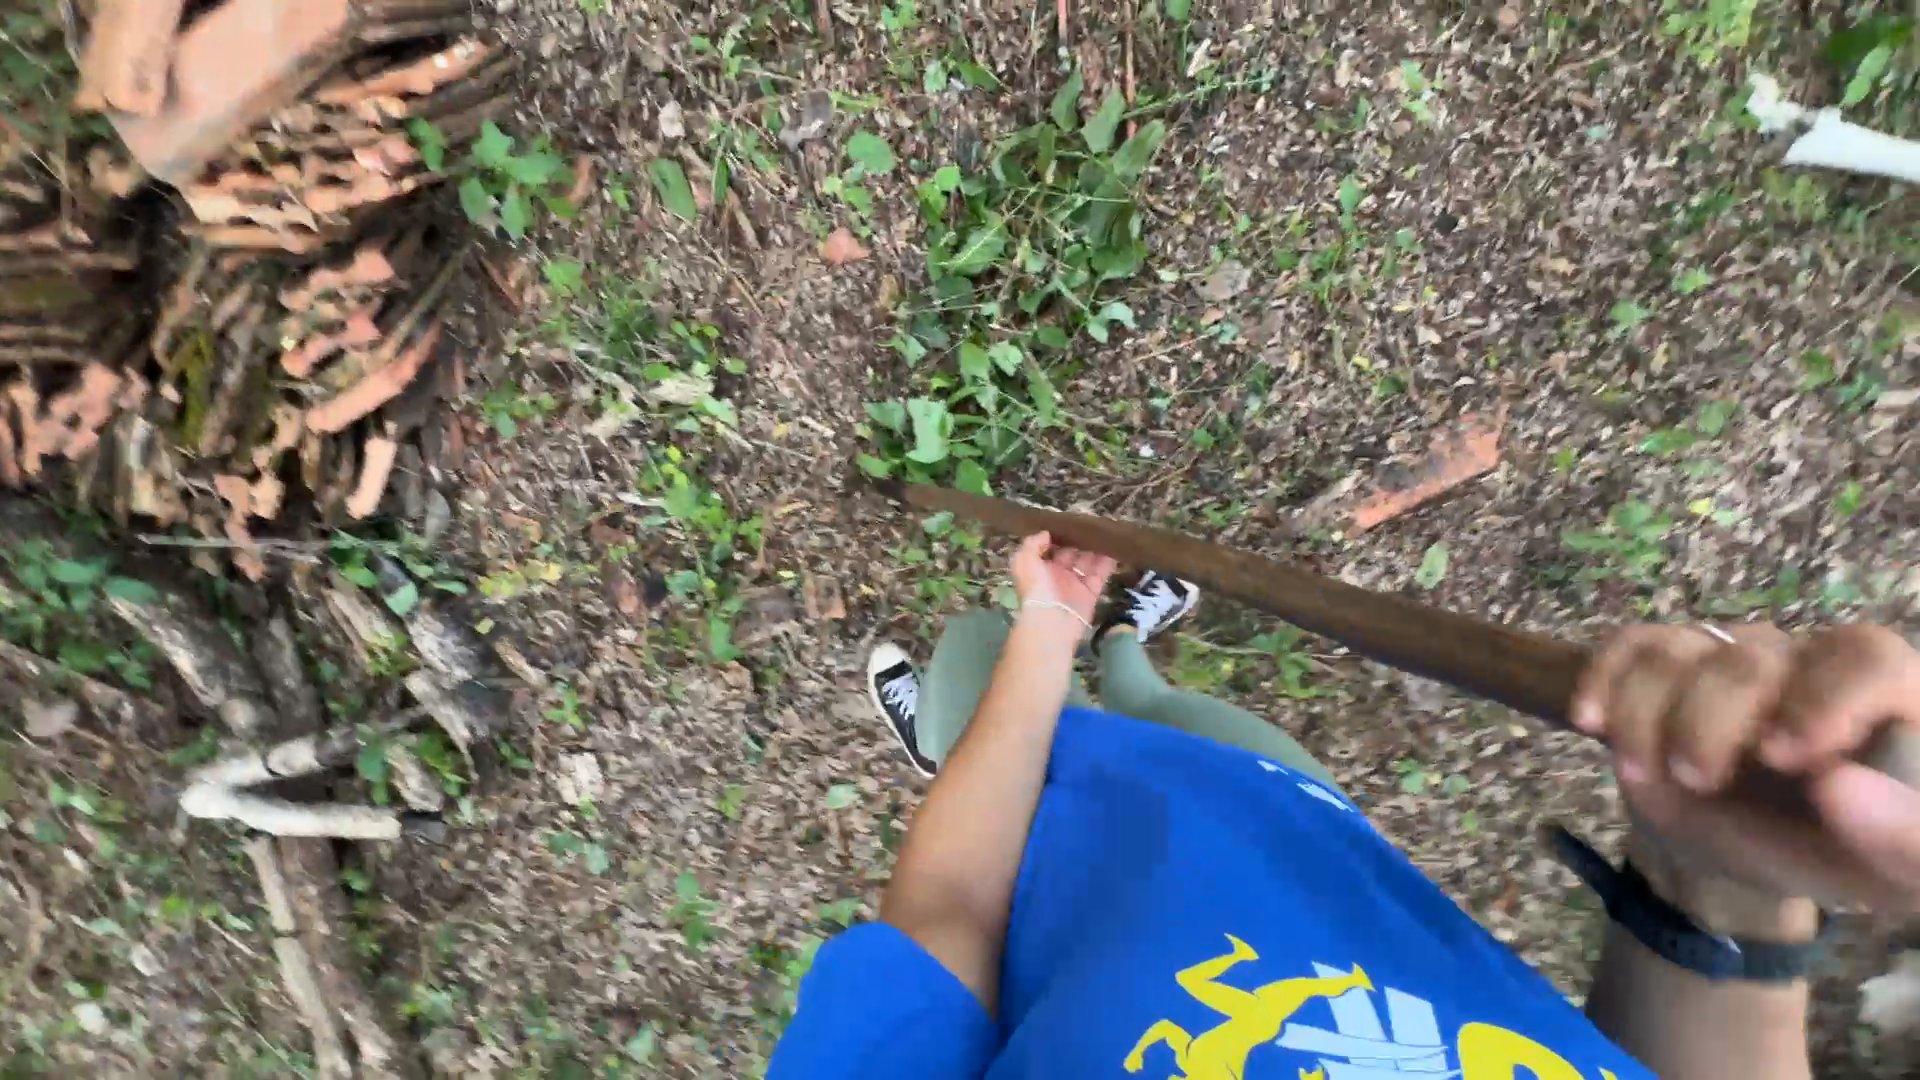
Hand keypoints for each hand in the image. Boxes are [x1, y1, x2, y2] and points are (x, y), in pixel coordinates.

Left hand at [1010, 532, 1114, 645]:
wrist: (1051, 622)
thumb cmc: (1035, 589)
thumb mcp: (1024, 562)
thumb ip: (1032, 544)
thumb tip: (1046, 533)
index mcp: (1039, 567)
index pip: (1049, 547)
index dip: (1058, 534)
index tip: (1069, 519)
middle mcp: (1056, 574)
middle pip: (1070, 552)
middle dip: (1078, 539)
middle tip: (1091, 521)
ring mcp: (1074, 584)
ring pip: (1087, 561)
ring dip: (1095, 548)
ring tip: (1105, 530)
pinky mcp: (1090, 593)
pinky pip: (1100, 574)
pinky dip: (1107, 562)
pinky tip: (1114, 547)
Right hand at [1571, 623, 1919, 931]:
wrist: (1732, 841)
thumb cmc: (1820, 850)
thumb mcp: (1886, 877)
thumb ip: (1904, 848)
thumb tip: (1843, 786)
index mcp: (1888, 703)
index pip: (1866, 659)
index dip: (1824, 695)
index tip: (1783, 756)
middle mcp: (1804, 664)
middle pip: (1748, 658)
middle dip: (1707, 721)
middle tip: (1695, 779)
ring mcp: (1724, 654)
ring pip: (1673, 653)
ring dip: (1643, 716)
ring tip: (1642, 773)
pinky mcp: (1658, 658)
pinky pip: (1624, 646)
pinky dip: (1601, 681)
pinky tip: (1593, 723)